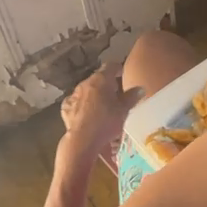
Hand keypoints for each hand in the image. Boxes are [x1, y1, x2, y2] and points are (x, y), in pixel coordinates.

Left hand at [56, 63, 141, 177]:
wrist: (83, 140)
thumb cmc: (106, 122)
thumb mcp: (123, 110)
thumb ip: (131, 97)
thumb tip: (140, 88)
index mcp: (101, 79)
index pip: (111, 66)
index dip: (118, 68)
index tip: (123, 73)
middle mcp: (86, 83)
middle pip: (98, 78)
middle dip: (107, 84)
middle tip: (116, 94)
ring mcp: (74, 94)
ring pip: (86, 89)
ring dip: (94, 94)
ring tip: (102, 105)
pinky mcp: (66, 107)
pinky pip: (76, 102)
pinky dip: (82, 105)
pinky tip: (86, 113)